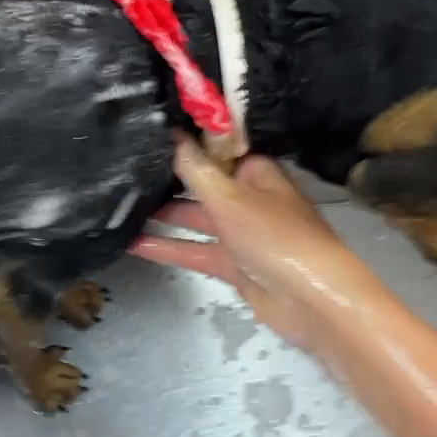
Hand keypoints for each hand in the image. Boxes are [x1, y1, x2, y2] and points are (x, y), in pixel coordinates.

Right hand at [131, 135, 380, 351]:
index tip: (143, 128)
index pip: (213, 147)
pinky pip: (193, 249)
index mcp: (255, 172)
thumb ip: (192, 166)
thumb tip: (168, 129)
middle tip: (120, 164)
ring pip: (193, 216)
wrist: (318, 308)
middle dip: (165, 176)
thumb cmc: (276, 238)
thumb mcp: (228, 196)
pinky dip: (165, 247)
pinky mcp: (233, 264)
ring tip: (118, 201)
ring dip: (160, 213)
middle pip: (200, 181)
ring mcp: (240, 233)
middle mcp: (247, 197)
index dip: (181, 139)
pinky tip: (130, 242)